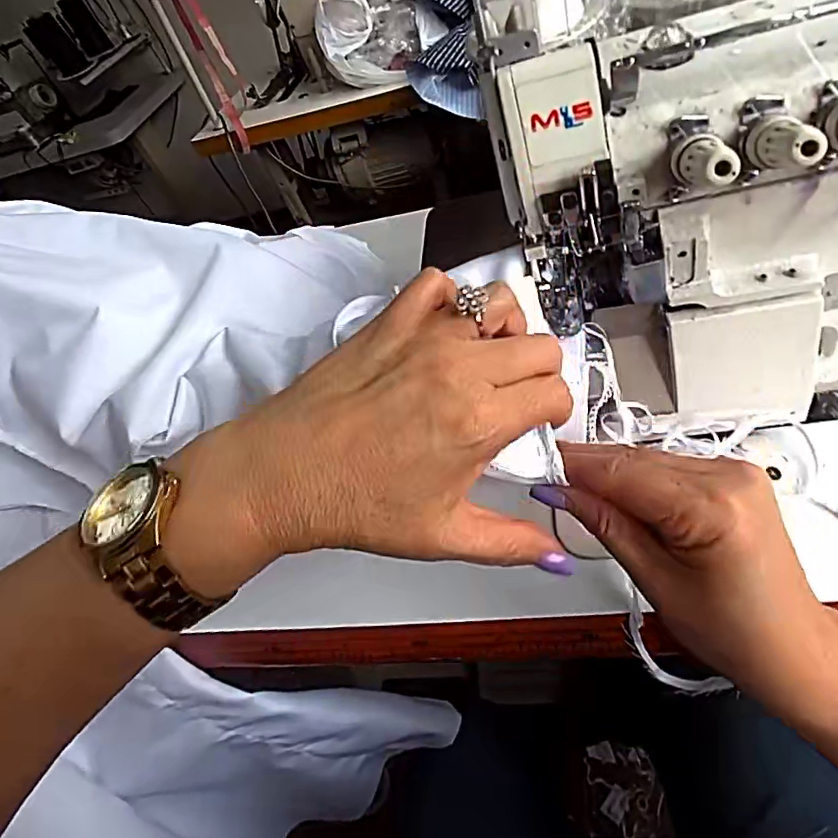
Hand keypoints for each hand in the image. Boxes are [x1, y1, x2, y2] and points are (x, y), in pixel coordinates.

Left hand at [161, 269, 574, 597]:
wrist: (282, 475)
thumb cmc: (352, 501)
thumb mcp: (442, 534)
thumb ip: (510, 543)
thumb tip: (552, 555)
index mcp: (478, 420)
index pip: (555, 391)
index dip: (556, 410)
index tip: (539, 420)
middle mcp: (458, 369)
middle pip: (542, 346)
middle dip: (542, 373)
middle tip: (518, 396)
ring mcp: (424, 339)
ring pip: (502, 304)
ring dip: (508, 330)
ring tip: (489, 358)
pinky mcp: (392, 322)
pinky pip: (438, 283)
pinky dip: (453, 298)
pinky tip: (447, 329)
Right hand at [545, 443, 837, 693]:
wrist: (791, 644)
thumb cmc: (740, 631)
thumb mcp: (659, 584)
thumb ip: (611, 527)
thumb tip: (570, 494)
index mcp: (715, 507)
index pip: (626, 473)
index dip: (578, 468)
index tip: (544, 467)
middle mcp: (732, 477)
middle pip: (641, 459)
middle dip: (592, 466)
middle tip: (552, 475)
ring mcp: (739, 472)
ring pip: (656, 458)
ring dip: (617, 470)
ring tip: (579, 487)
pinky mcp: (737, 476)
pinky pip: (677, 465)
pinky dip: (645, 476)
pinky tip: (620, 489)